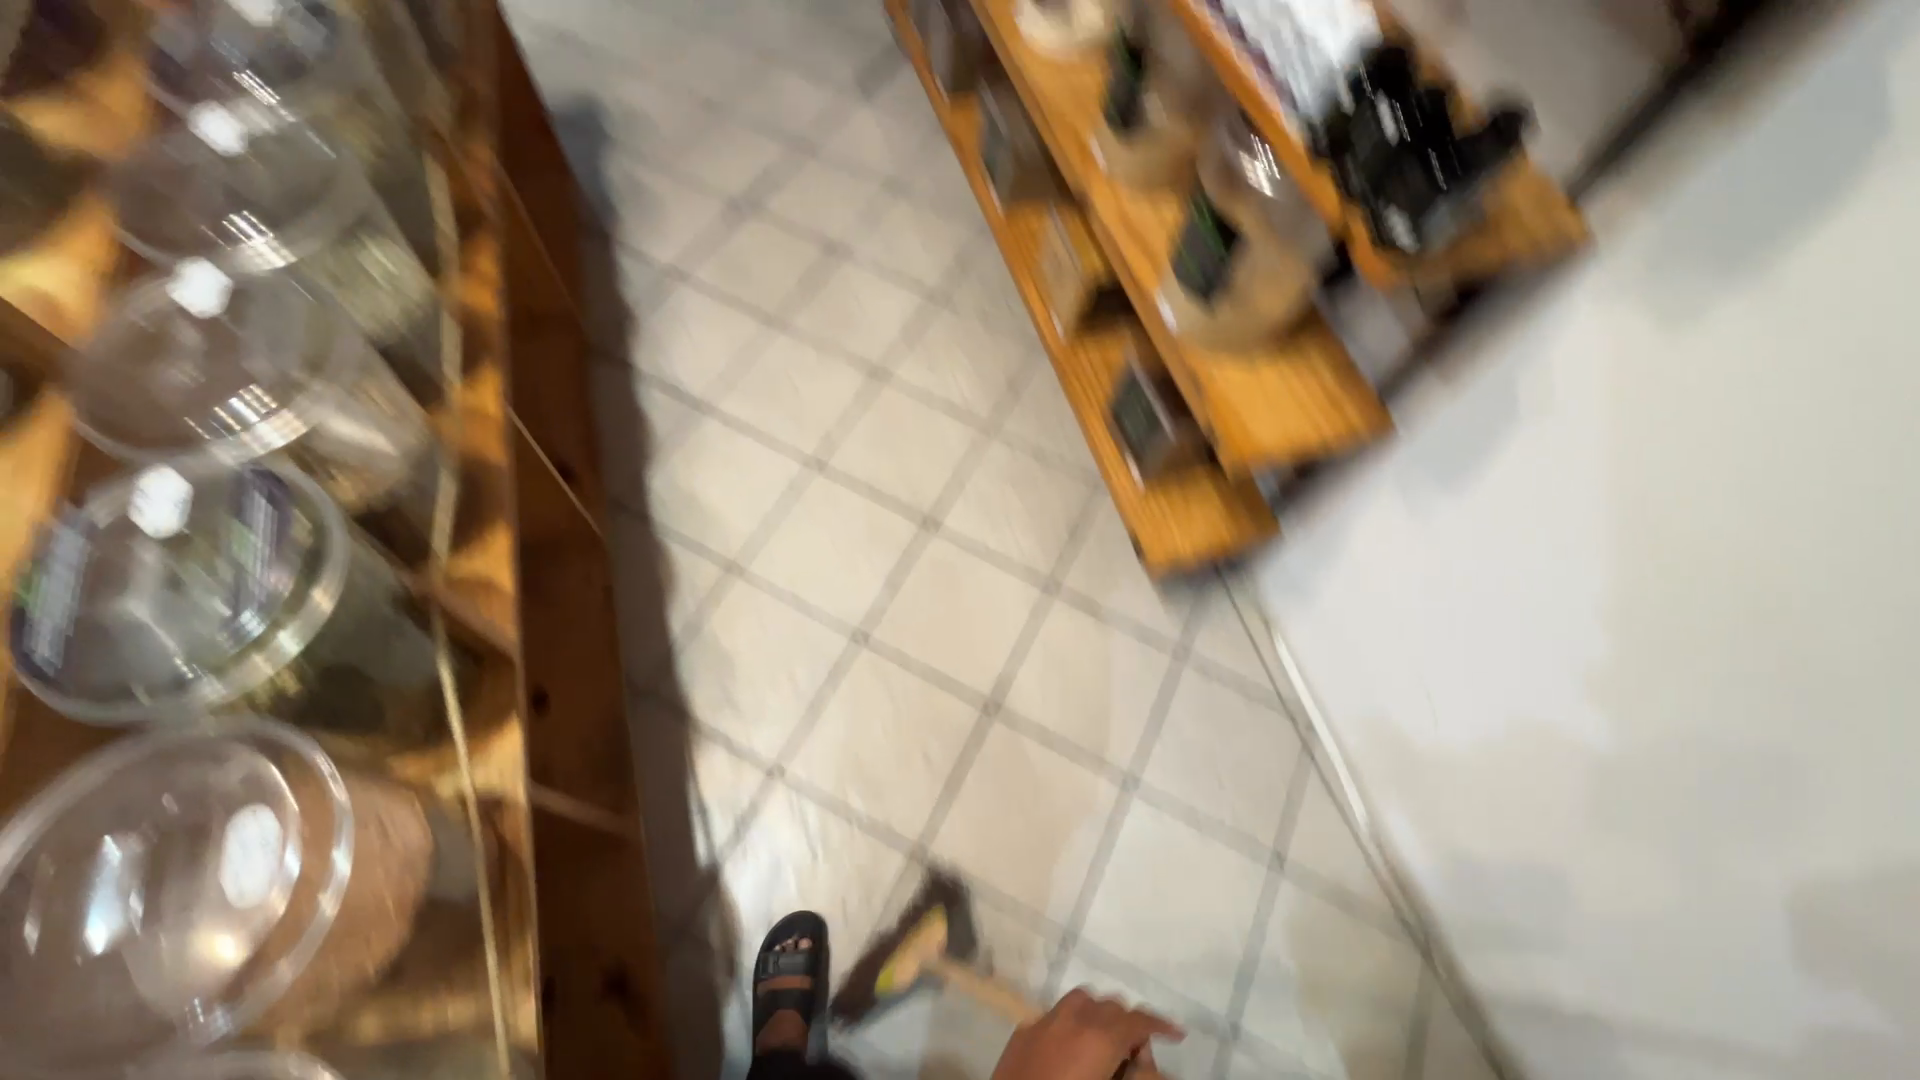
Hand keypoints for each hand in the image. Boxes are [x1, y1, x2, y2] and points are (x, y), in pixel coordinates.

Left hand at [991, 988, 1184, 1079]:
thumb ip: (1140, 1076)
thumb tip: (1155, 1067)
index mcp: (1099, 1036)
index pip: (1139, 1019)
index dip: (1160, 1025)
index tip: (1177, 1034)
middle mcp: (1072, 1018)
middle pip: (1110, 1006)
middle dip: (1128, 1025)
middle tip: (1136, 1059)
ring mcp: (1043, 1021)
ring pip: (1081, 1002)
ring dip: (1099, 1017)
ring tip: (1106, 1049)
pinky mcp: (1022, 1033)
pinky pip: (1055, 1016)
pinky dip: (1071, 1025)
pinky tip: (1072, 1053)